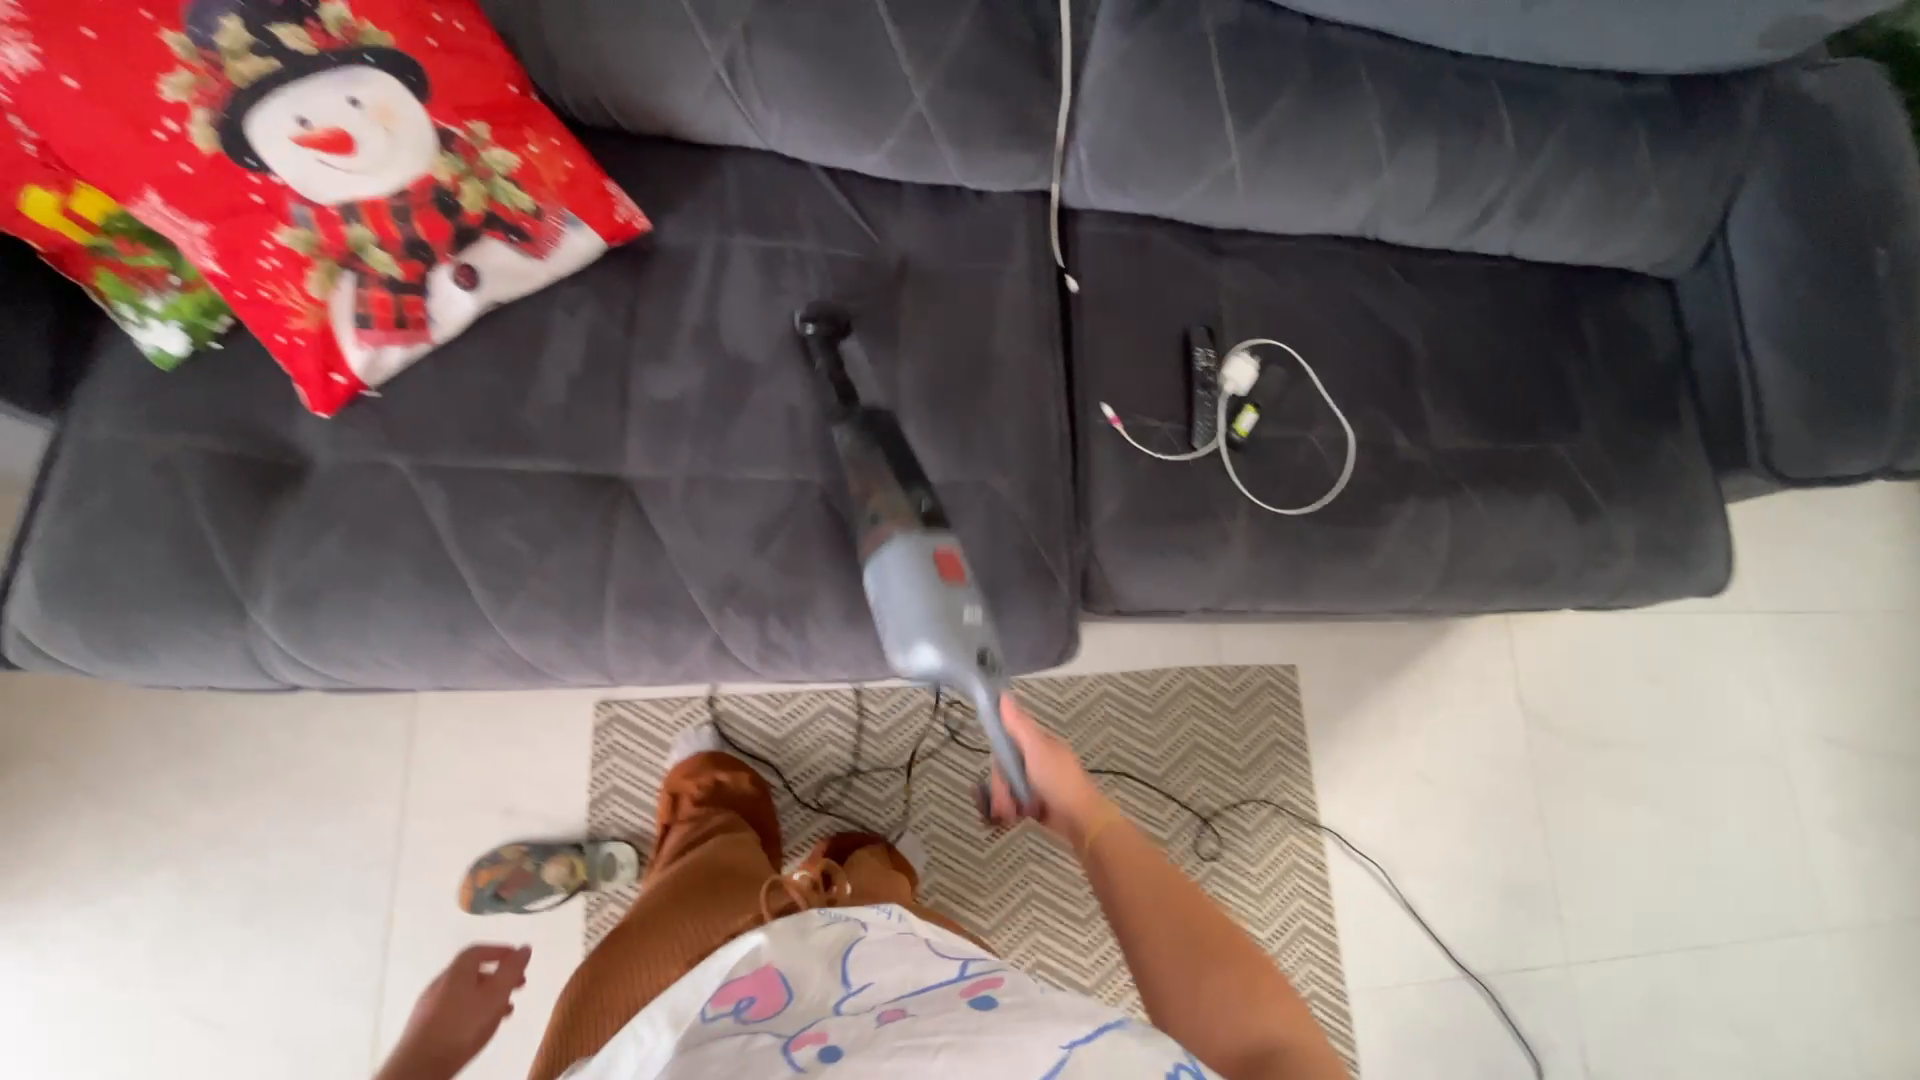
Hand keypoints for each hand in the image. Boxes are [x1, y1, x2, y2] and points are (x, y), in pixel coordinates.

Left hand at [376, 944, 530, 1079]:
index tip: (517, 959)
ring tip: (504, 1010)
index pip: (478, 950)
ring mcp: (428, 1007)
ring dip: (487, 996)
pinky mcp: (422, 1028)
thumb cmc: (463, 1026)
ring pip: (464, 993)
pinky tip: (481, 1026)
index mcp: (456, 971)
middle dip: (497, 976)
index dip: (499, 951)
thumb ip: (512, 970)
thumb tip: (525, 948)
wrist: (418, 1068)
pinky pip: (453, 1010)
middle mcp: (439, 984)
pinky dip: (472, 1011)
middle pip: (472, 972)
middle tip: (516, 986)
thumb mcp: (496, 994)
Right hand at [985, 694, 1115, 846]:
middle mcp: (1037, 761)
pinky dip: (1012, 810)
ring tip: (1010, 815)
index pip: (1008, 742)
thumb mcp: (1036, 749)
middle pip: (1006, 768)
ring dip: (1004, 801)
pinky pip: (1015, 802)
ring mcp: (1038, 783)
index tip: (998, 771)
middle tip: (1004, 803)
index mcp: (1039, 744)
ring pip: (1008, 787)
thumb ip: (1019, 724)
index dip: (1000, 757)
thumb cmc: (1059, 781)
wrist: (1080, 820)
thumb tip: (1004, 694)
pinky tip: (1014, 818)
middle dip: (1001, 787)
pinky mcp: (1037, 804)